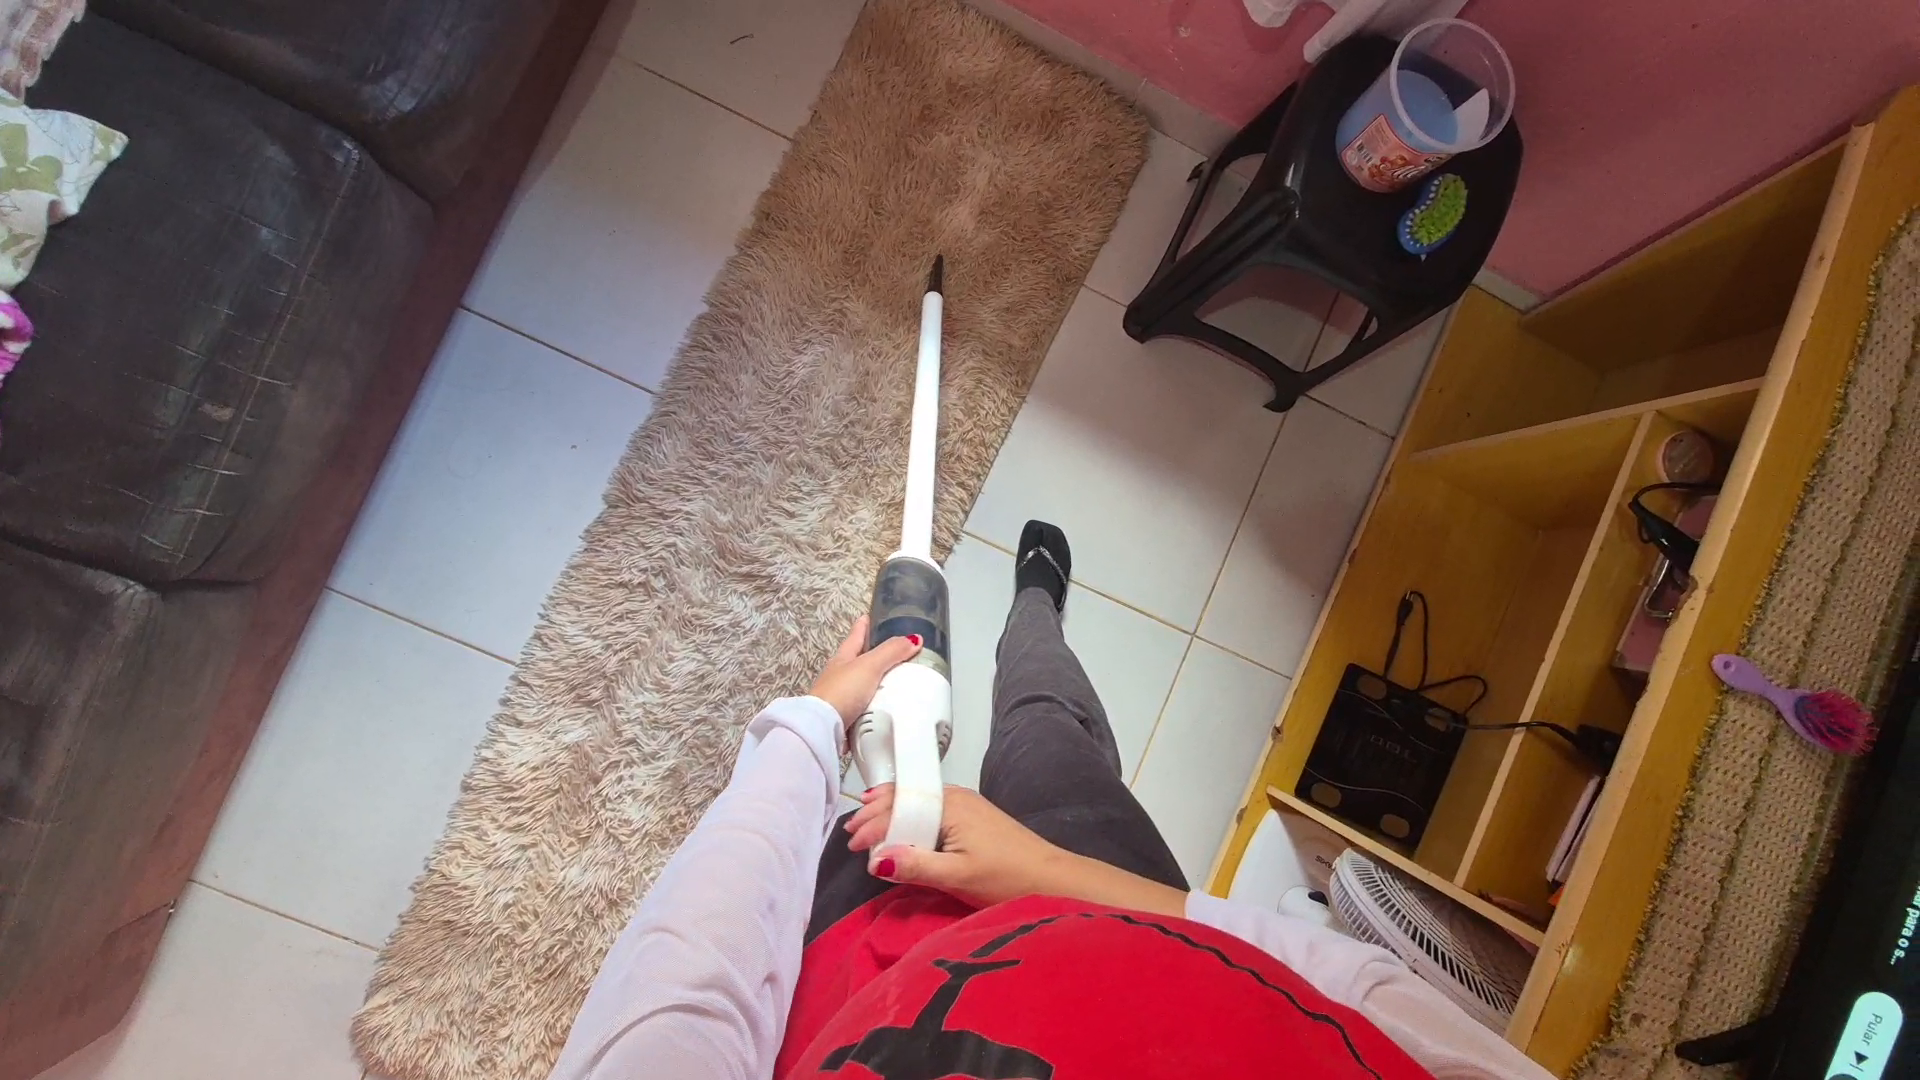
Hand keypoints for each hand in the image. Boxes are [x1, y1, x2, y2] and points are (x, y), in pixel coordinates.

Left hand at [809, 616, 921, 727]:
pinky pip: (869, 706)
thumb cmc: (843, 690)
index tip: (869, 615)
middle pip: (861, 660)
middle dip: (877, 655)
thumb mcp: (869, 666)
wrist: (823, 729)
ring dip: (881, 683)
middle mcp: (841, 675)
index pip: (856, 636)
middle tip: (899, 651)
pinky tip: (894, 707)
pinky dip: (881, 705)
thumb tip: (916, 638)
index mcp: (843, 658)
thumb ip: (891, 652)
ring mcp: (844, 697)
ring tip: (904, 682)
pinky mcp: (848, 717)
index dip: (863, 625)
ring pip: (866, 685)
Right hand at [845, 785, 1067, 906]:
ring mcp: (966, 805)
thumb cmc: (1004, 877)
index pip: (900, 806)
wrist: (1051, 878)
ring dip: (892, 813)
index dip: (873, 823)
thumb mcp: (956, 875)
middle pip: (907, 798)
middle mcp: (956, 797)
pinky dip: (910, 818)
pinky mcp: (972, 818)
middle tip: (851, 830)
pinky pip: (931, 810)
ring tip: (867, 825)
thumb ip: (915, 865)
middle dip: (877, 812)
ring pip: (919, 803)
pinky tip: (902, 829)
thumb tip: (875, 860)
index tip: (851, 842)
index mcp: (950, 805)